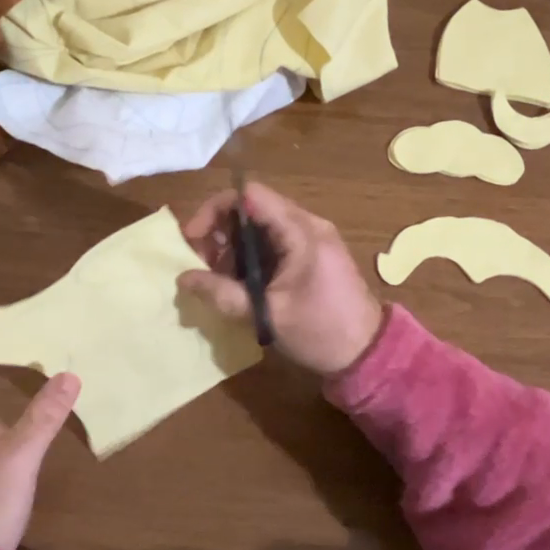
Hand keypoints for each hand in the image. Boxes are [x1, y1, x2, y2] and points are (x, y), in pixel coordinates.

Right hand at [178, 182, 385, 376]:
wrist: (367, 354)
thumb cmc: (320, 331)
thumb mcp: (266, 314)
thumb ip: (222, 293)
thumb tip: (182, 278)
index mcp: (301, 231)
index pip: (248, 196)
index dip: (214, 211)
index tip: (194, 240)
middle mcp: (306, 225)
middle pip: (251, 209)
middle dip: (219, 232)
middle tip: (201, 264)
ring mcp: (310, 239)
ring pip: (259, 227)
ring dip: (232, 247)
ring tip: (216, 278)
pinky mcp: (310, 255)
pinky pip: (272, 243)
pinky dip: (249, 257)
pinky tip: (237, 283)